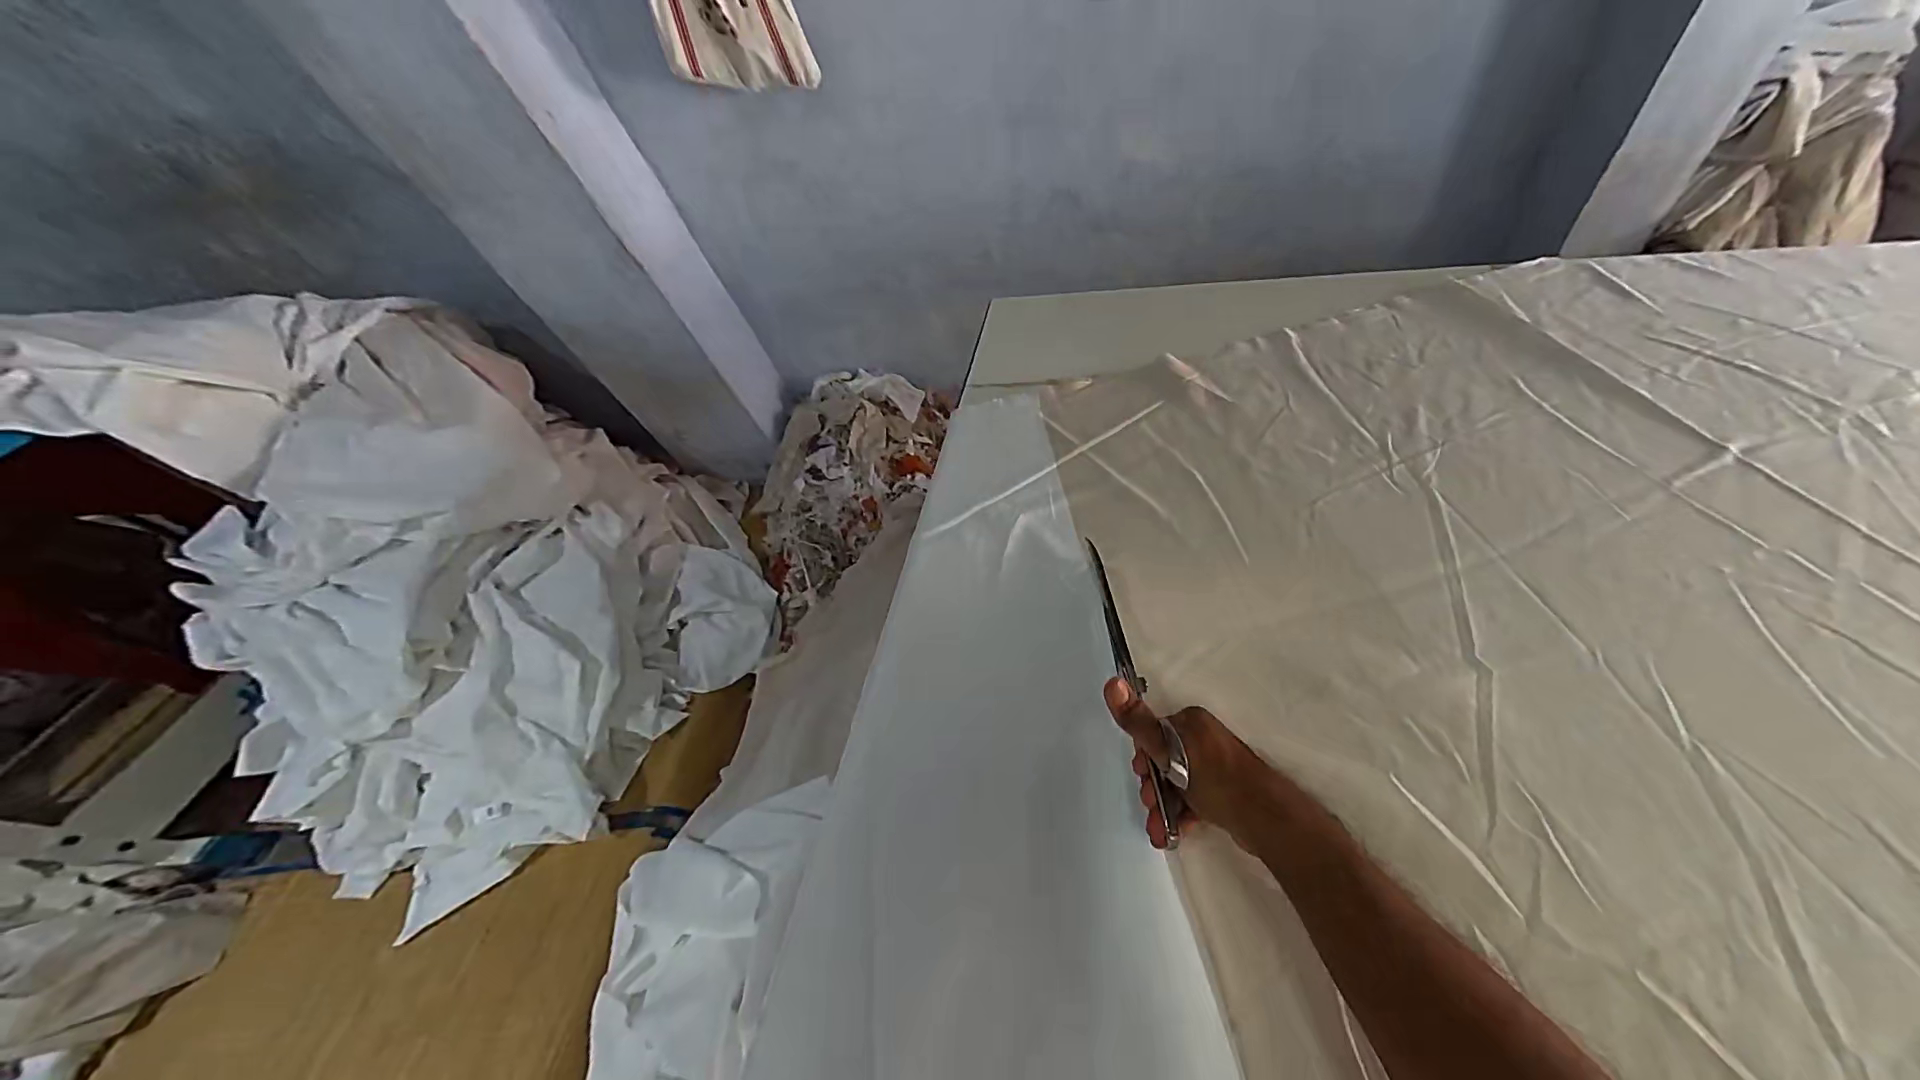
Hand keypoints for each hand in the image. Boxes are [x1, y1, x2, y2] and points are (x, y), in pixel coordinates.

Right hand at [1103, 677, 1267, 848]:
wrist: (1266, 821)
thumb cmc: (1219, 783)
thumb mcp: (1170, 752)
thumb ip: (1139, 723)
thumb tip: (1113, 684)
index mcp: (1192, 723)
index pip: (1153, 733)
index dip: (1144, 757)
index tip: (1143, 775)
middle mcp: (1204, 738)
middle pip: (1163, 760)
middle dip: (1152, 786)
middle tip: (1152, 804)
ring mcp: (1215, 765)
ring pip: (1176, 783)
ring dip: (1163, 805)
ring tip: (1161, 826)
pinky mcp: (1223, 790)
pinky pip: (1193, 797)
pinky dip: (1181, 812)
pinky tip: (1175, 829)